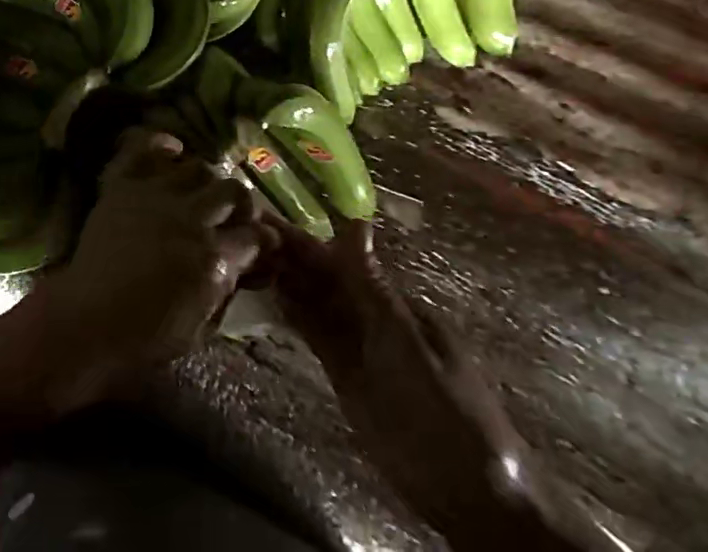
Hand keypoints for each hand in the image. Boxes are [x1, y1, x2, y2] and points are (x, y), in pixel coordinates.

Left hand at [26, 129, 276, 410]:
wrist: (85, 321)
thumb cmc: (144, 337)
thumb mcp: (201, 328)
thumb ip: (227, 290)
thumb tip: (247, 266)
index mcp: (213, 258)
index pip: (255, 235)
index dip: (262, 240)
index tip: (260, 245)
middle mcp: (190, 219)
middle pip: (233, 192)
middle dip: (241, 205)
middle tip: (233, 217)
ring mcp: (156, 196)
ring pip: (198, 167)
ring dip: (207, 180)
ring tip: (202, 192)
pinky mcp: (123, 187)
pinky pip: (145, 150)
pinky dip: (161, 145)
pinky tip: (173, 152)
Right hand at [270, 218, 581, 549]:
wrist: (463, 487)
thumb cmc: (442, 405)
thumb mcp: (405, 341)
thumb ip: (372, 287)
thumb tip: (355, 223)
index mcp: (393, 302)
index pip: (340, 260)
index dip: (305, 241)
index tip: (267, 219)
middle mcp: (372, 316)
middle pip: (325, 279)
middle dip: (290, 257)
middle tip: (243, 235)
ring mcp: (358, 346)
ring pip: (317, 305)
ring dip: (288, 283)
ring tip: (246, 259)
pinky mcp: (345, 376)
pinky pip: (316, 336)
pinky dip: (295, 316)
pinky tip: (270, 300)